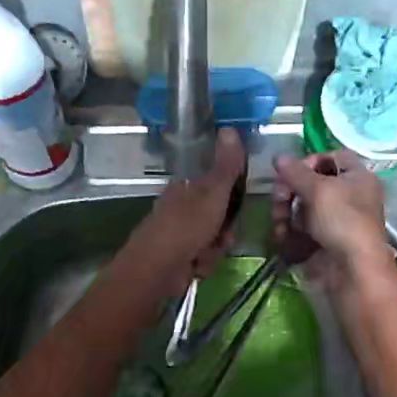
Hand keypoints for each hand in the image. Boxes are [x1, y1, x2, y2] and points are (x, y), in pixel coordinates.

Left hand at [121, 128, 246, 298]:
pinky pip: (204, 257)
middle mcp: (182, 207)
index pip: (218, 185)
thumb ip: (225, 165)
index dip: (232, 197)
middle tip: (223, 235)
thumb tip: (230, 128)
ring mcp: (180, 232)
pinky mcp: (179, 256)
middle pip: (219, 215)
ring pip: (214, 238)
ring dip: (215, 248)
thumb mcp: (212, 192)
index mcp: (186, 186)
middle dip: (225, 229)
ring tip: (206, 253)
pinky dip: (204, 262)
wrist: (158, 268)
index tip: (238, 207)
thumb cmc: (186, 225)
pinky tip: (197, 266)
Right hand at [272, 151, 392, 292]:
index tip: (293, 171)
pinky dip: (290, 231)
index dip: (311, 160)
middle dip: (290, 190)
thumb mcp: (318, 189)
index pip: (333, 157)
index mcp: (358, 177)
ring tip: (279, 222)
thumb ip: (295, 171)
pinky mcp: (323, 241)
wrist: (353, 270)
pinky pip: (301, 229)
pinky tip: (282, 236)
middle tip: (279, 199)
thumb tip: (278, 157)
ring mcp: (335, 221)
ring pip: (302, 207)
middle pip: (312, 184)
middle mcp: (348, 197)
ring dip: (285, 212)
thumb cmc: (342, 220)